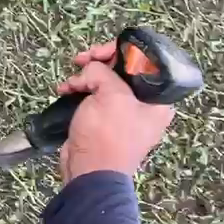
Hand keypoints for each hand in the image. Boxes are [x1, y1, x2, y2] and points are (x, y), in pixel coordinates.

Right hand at [54, 41, 174, 183]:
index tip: (97, 53)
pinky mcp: (103, 119)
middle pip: (122, 70)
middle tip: (80, 60)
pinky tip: (65, 90)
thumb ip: (102, 72)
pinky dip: (79, 89)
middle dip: (98, 62)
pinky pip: (93, 95)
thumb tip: (89, 69)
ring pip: (104, 80)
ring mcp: (123, 112)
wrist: (91, 171)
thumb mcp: (111, 95)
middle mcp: (144, 104)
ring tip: (69, 82)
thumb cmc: (108, 134)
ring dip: (84, 76)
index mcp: (158, 100)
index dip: (120, 52)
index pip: (144, 63)